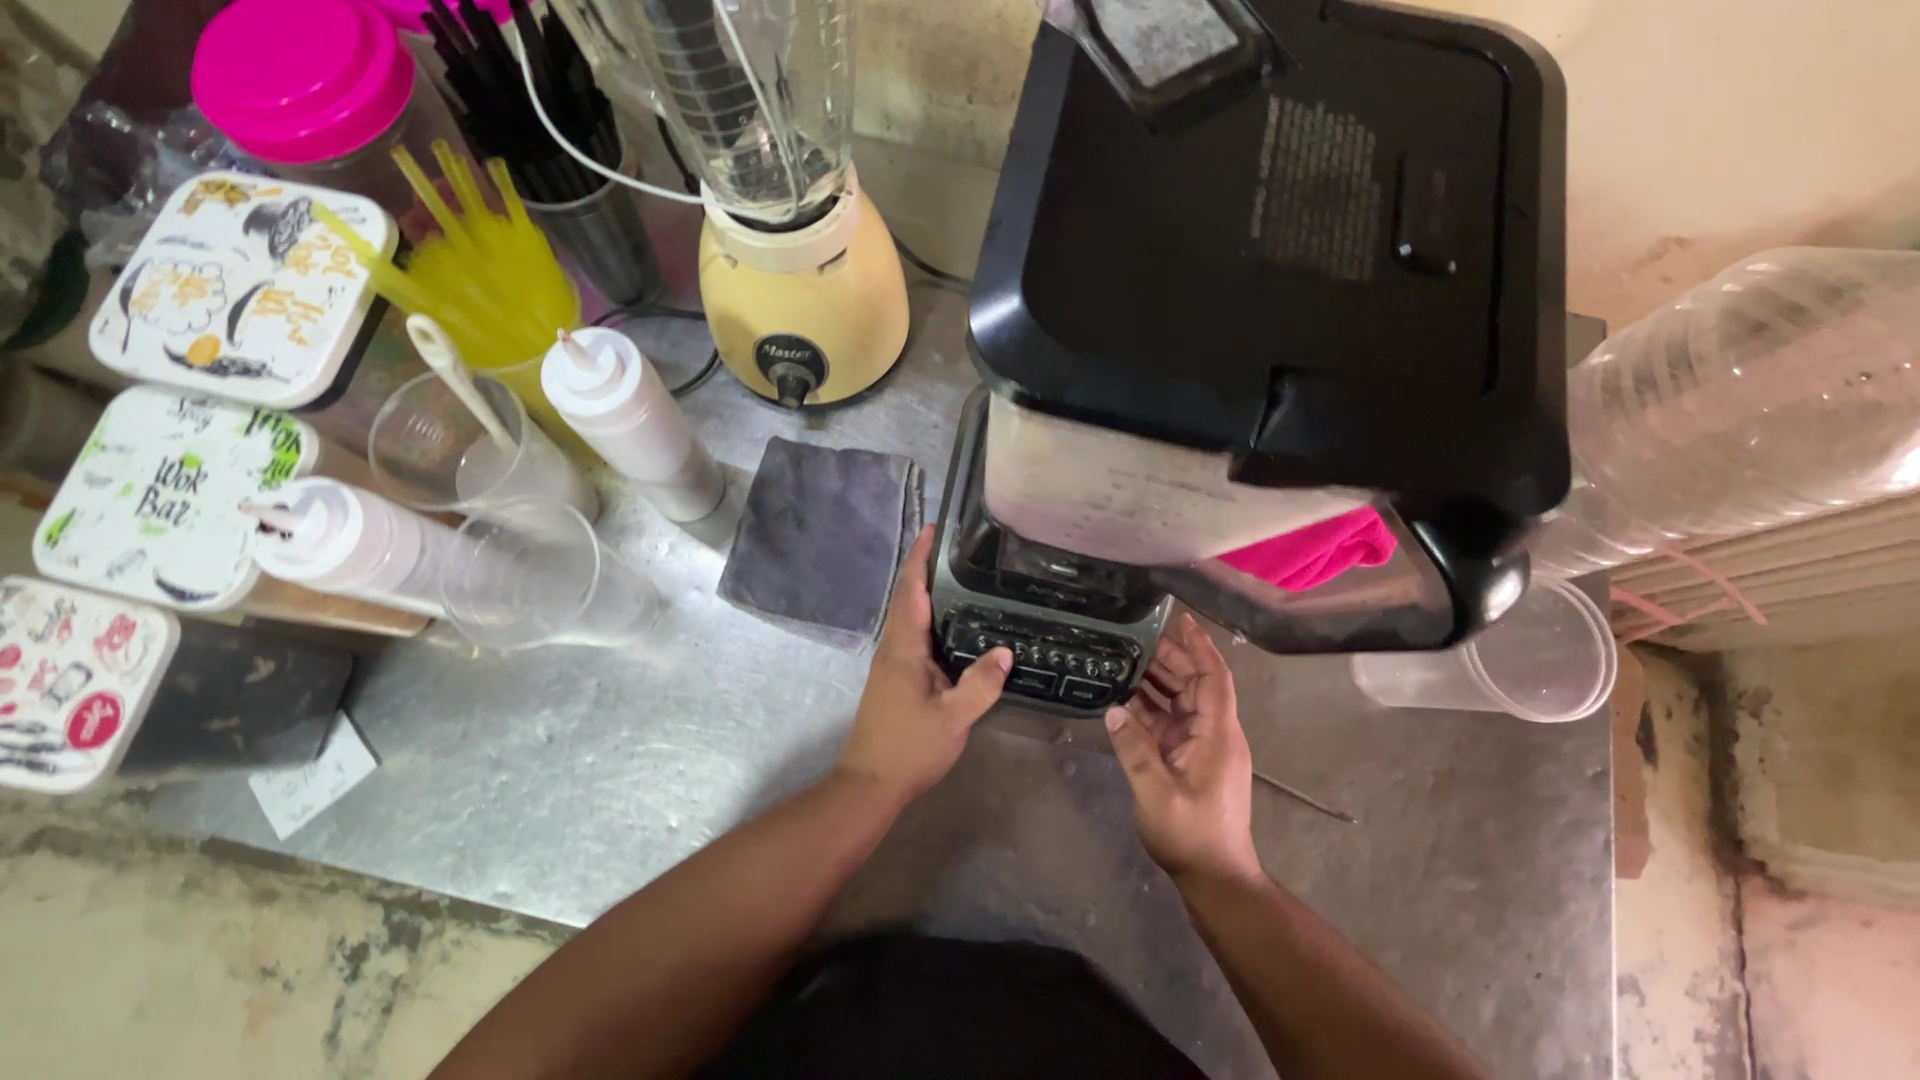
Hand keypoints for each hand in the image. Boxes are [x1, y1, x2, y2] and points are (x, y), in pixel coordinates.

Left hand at [837, 526, 1011, 802]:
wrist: (869, 785)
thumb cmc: (909, 748)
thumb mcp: (953, 718)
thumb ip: (980, 684)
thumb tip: (1004, 652)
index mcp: (903, 650)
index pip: (911, 592)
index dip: (921, 560)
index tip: (933, 530)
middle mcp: (892, 650)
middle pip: (906, 598)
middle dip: (924, 569)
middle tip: (955, 548)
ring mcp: (890, 666)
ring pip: (908, 618)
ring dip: (925, 593)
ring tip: (957, 578)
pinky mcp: (894, 681)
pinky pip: (912, 636)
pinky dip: (928, 619)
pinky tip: (950, 627)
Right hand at [1106, 613, 1262, 883]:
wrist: (1215, 877)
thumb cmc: (1192, 834)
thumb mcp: (1157, 793)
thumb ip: (1134, 750)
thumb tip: (1115, 711)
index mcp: (1217, 734)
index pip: (1214, 677)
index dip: (1200, 646)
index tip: (1182, 619)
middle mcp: (1214, 734)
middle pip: (1196, 685)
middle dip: (1171, 659)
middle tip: (1138, 637)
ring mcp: (1203, 748)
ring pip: (1183, 703)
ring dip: (1159, 682)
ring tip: (1128, 660)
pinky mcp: (1190, 762)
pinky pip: (1172, 725)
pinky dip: (1152, 710)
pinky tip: (1126, 700)